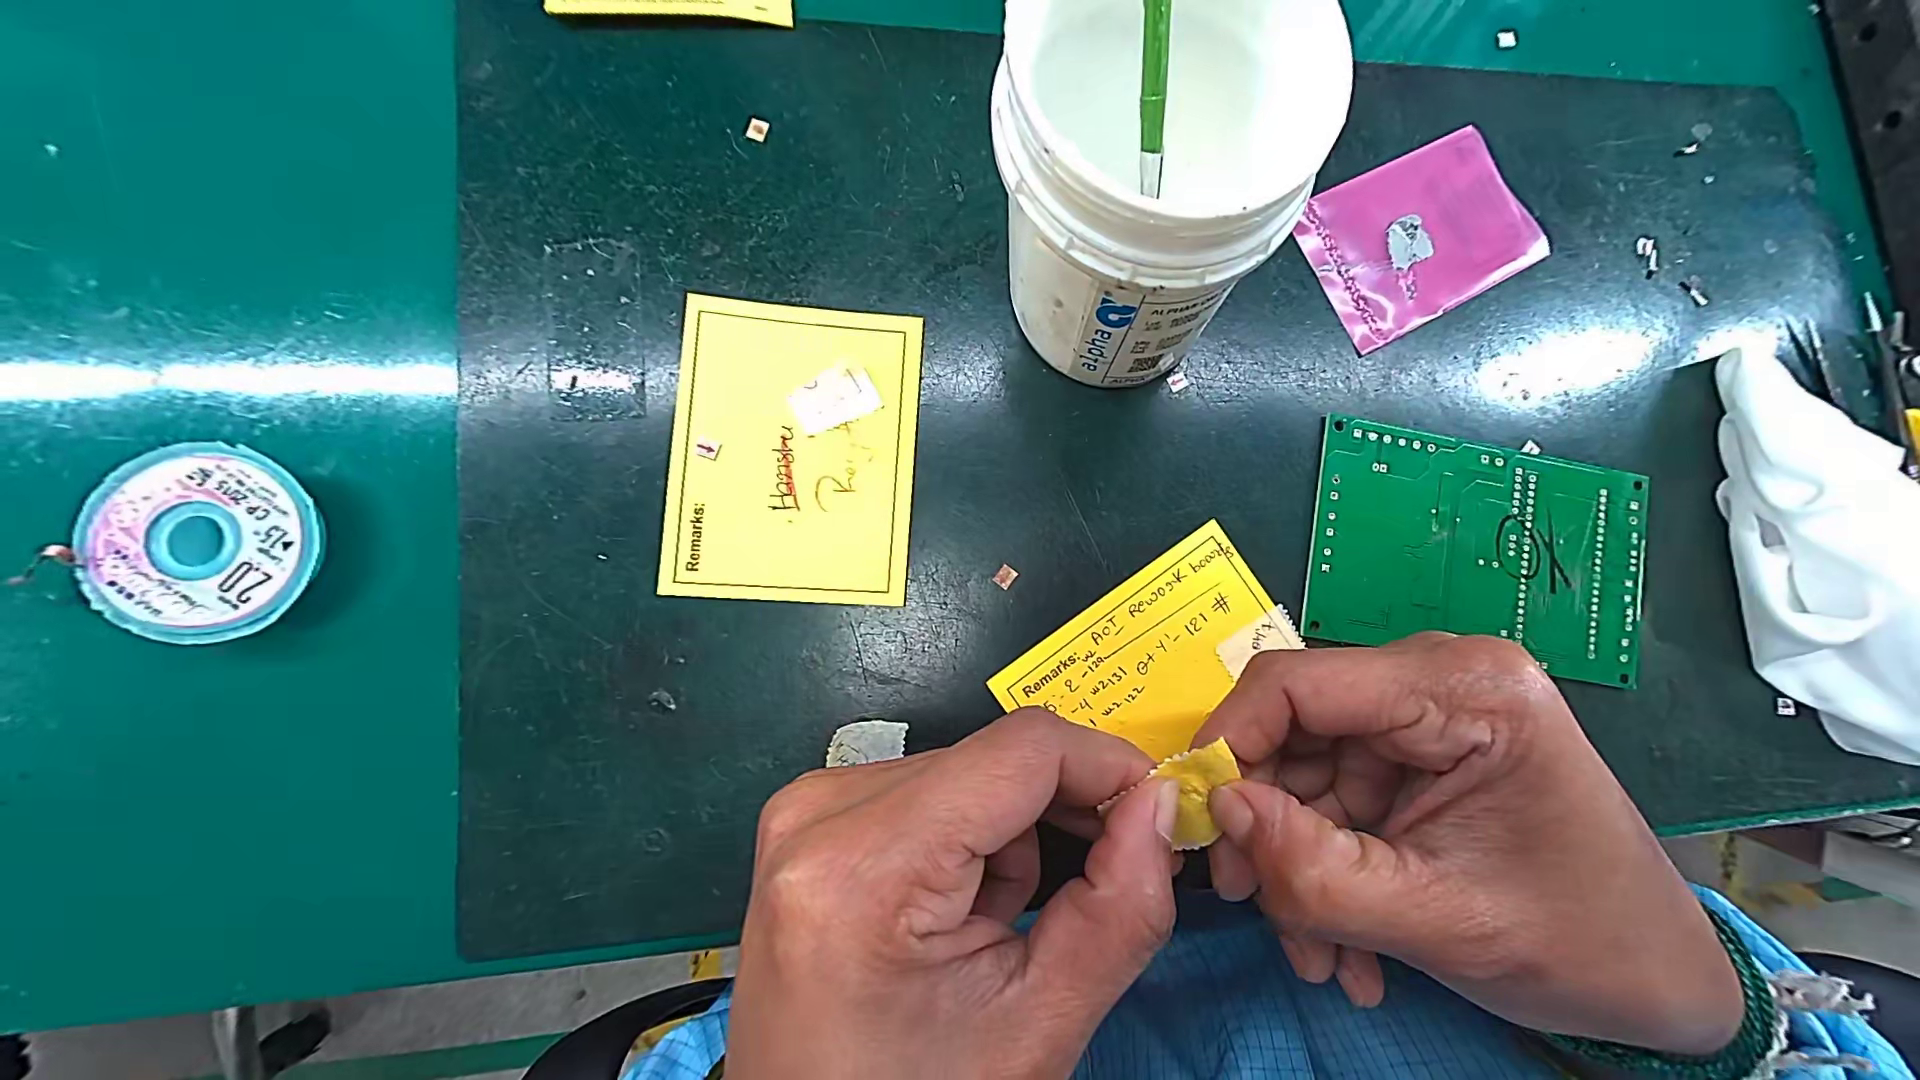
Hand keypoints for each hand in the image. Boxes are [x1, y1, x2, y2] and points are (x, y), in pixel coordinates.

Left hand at [729, 709, 1179, 1078]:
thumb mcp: (1036, 1027)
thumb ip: (1119, 910)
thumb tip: (1155, 802)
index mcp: (865, 865)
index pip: (1018, 749)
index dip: (1102, 762)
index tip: (1151, 804)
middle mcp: (823, 808)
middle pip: (990, 757)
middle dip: (1057, 807)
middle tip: (1092, 875)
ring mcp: (809, 803)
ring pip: (964, 765)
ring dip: (1007, 825)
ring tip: (991, 914)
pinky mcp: (811, 808)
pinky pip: (926, 783)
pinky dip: (964, 826)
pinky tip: (951, 896)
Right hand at [1193, 633, 1743, 1053]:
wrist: (1665, 987)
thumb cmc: (1583, 947)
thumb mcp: (1439, 921)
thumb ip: (1313, 871)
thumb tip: (1217, 809)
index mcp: (1459, 687)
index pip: (1295, 683)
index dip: (1230, 737)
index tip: (1198, 810)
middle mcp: (1429, 679)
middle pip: (1289, 726)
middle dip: (1262, 815)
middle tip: (1248, 894)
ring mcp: (1412, 714)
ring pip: (1298, 766)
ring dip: (1289, 852)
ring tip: (1312, 944)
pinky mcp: (1401, 750)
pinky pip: (1324, 790)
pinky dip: (1317, 856)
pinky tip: (1338, 931)